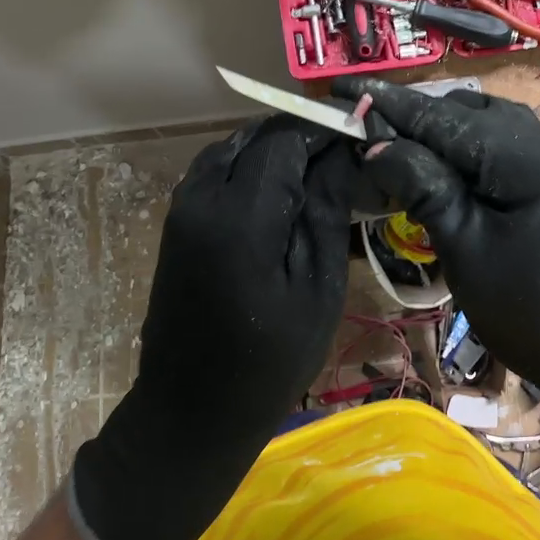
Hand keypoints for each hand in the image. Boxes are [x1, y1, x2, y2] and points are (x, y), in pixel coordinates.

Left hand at [69, 116, 357, 539]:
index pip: (287, 138)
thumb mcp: (318, 284)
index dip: (327, 129)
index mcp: (240, 215)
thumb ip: (327, 207)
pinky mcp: (176, 219)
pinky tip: (280, 191)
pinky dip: (251, 167)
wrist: (190, 409)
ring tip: (319, 174)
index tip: (362, 136)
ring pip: (235, 148)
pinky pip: (218, 170)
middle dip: (303, 137)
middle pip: (259, 136)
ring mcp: (182, 206)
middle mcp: (202, 196)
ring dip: (276, 150)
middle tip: (345, 159)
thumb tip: (345, 149)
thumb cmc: (270, 359)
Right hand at [332, 78, 539, 501]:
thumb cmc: (538, 314)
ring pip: (492, 127)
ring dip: (446, 135)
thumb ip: (425, 188)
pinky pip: (513, 148)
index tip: (342, 91)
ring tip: (403, 153)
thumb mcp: (469, 252)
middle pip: (467, 111)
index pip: (439, 116)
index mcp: (522, 152)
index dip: (387, 105)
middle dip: (416, 119)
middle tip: (368, 135)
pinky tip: (455, 175)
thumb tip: (379, 145)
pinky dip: (476, 152)